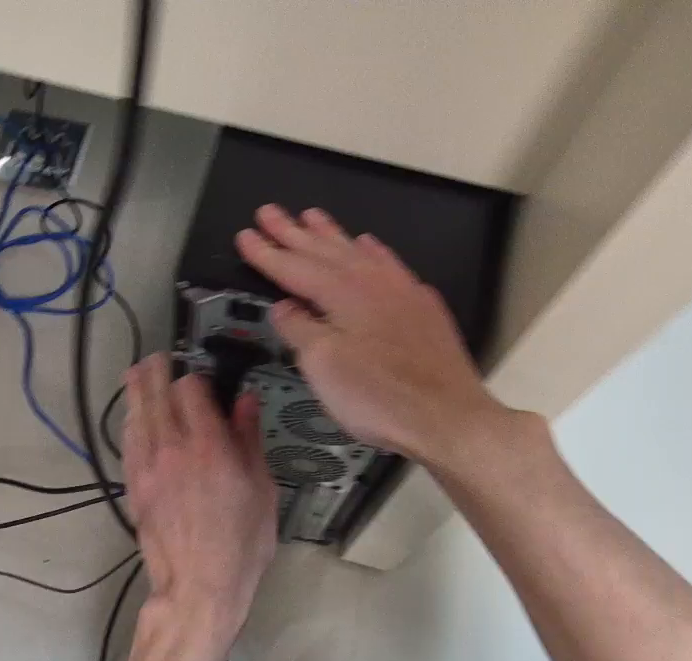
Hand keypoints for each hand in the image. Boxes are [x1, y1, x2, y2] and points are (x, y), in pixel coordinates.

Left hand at [122, 353, 277, 640]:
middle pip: (156, 393)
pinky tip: (133, 416)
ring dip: (137, 389)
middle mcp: (172, 449)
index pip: (191, 389)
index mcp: (209, 447)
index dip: (196, 376)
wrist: (198, 587)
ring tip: (140, 373)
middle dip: (158, 370)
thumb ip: (249, 440)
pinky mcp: (134, 487)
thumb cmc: (240, 544)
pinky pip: (127, 442)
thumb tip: (245, 404)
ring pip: (135, 413)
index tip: (205, 377)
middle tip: (160, 358)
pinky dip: (130, 422)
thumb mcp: (261, 490)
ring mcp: (147, 468)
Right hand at [234, 205, 508, 461]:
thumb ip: (299, 330)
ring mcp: (402, 292)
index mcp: (343, 293)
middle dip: (293, 232)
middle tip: (269, 213)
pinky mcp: (422, 309)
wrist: (445, 416)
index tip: (246, 236)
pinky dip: (372, 252)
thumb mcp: (324, 366)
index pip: (294, 267)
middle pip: (325, 251)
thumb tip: (284, 309)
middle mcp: (373, 282)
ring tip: (311, 217)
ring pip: (358, 252)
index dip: (267, 253)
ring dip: (331, 235)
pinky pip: (389, 265)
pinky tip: (368, 246)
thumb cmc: (381, 397)